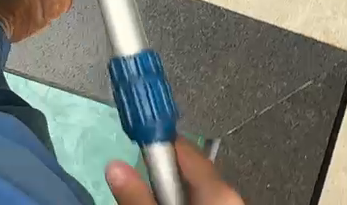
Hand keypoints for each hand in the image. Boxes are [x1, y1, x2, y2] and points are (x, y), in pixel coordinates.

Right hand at [105, 139, 243, 204]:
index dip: (153, 147)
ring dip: (170, 203)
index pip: (181, 148)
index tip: (132, 154)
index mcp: (220, 192)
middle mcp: (232, 199)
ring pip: (195, 199)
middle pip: (186, 176)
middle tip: (136, 198)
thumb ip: (137, 199)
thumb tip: (114, 166)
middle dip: (160, 185)